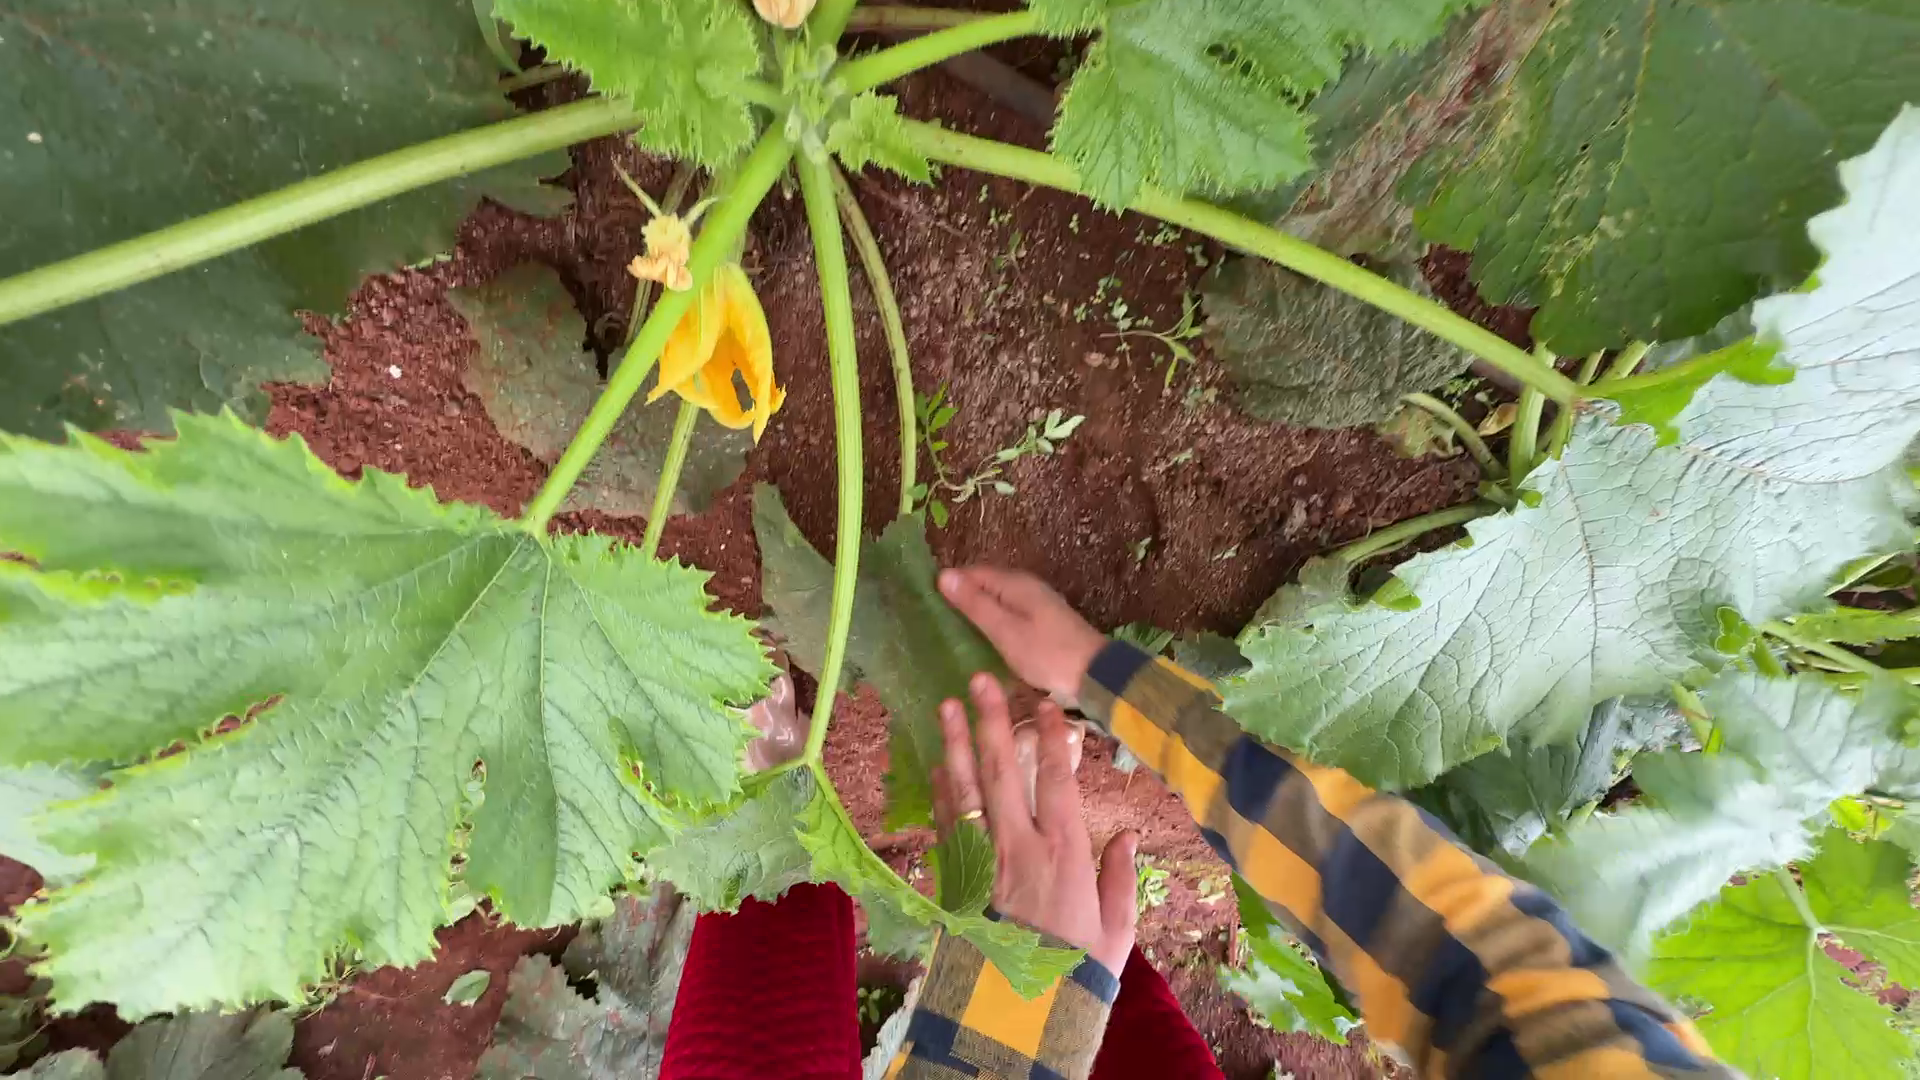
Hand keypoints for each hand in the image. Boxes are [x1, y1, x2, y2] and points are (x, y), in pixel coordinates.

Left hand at [931, 672, 1137, 974]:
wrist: (1019, 1018)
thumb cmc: (1076, 972)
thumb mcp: (1116, 932)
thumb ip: (1121, 877)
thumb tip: (1130, 832)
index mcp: (1064, 853)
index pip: (1056, 779)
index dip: (1049, 736)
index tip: (1044, 702)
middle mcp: (1019, 846)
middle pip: (1001, 771)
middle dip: (991, 721)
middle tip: (981, 680)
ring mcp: (982, 860)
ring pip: (966, 789)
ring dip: (956, 743)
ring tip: (948, 705)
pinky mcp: (958, 876)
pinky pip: (947, 823)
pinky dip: (942, 790)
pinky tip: (938, 762)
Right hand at [938, 567, 1106, 706]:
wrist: (1094, 674)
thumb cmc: (1047, 653)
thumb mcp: (1005, 630)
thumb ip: (975, 604)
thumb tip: (943, 575)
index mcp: (1014, 583)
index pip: (971, 572)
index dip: (948, 584)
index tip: (924, 603)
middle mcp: (1024, 585)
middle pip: (983, 584)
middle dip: (960, 597)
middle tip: (932, 621)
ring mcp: (1034, 602)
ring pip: (995, 599)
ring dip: (974, 611)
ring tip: (949, 632)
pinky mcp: (1040, 620)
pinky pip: (1006, 613)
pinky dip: (991, 622)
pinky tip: (979, 640)